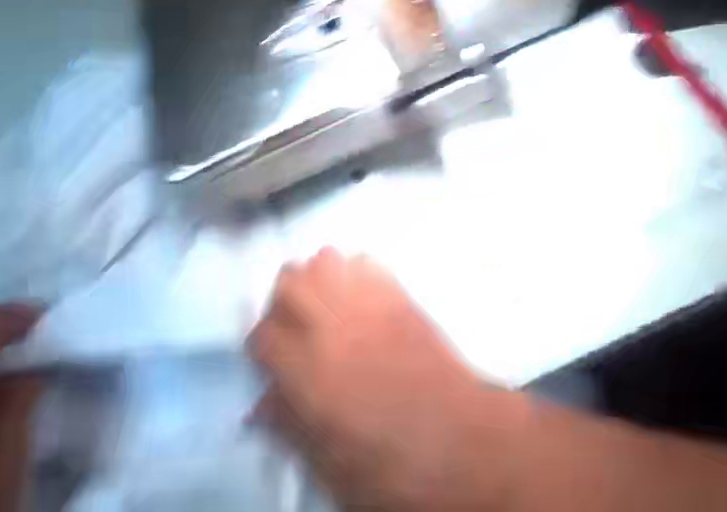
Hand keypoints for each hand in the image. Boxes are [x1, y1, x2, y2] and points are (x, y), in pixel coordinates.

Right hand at [246, 249, 526, 511]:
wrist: (465, 447)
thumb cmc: (395, 468)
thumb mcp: (330, 467)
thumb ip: (289, 427)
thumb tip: (260, 405)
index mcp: (309, 371)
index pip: (262, 334)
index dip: (260, 347)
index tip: (269, 362)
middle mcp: (332, 324)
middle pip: (287, 281)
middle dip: (282, 302)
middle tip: (293, 328)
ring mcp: (367, 302)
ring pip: (323, 258)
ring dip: (316, 279)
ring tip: (324, 306)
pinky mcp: (399, 294)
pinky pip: (363, 261)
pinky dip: (352, 272)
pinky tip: (358, 298)